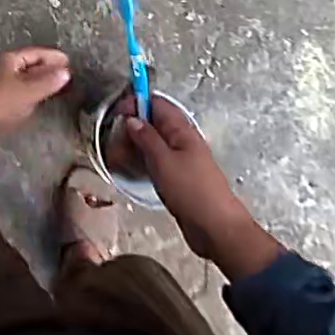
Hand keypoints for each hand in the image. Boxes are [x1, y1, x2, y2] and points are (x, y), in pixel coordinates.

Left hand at [0, 47, 70, 150]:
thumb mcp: (27, 90)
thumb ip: (47, 81)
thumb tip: (65, 71)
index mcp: (7, 59)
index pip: (35, 53)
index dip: (52, 57)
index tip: (69, 61)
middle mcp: (1, 67)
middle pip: (28, 64)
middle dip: (47, 68)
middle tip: (67, 74)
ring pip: (24, 78)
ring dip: (39, 81)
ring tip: (57, 86)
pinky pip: (18, 91)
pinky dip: (31, 92)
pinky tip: (38, 99)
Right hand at [123, 97, 282, 278]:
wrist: (218, 230)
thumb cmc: (192, 191)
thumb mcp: (163, 160)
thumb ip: (146, 137)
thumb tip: (132, 119)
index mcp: (182, 130)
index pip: (156, 103)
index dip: (135, 103)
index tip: (117, 114)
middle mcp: (181, 141)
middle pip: (152, 122)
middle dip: (131, 128)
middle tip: (116, 143)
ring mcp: (180, 159)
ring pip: (151, 143)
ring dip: (133, 146)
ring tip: (118, 159)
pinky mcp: (177, 177)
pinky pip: (155, 161)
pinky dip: (141, 161)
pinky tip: (130, 170)